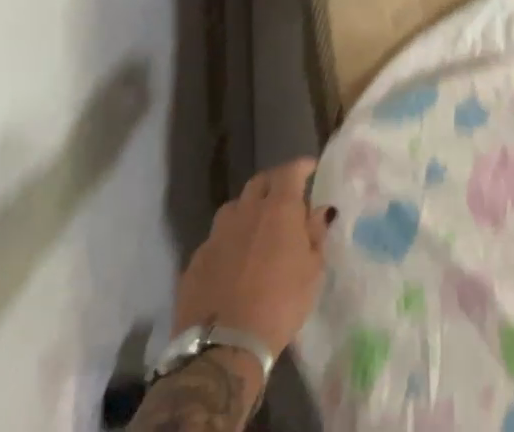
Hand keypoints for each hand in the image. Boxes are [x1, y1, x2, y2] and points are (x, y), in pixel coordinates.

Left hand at [174, 157, 335, 357]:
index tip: (311, 169)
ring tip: (259, 226)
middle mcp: (244, 214)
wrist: (224, 346)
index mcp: (278, 211)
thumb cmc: (282, 303)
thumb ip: (315, 235)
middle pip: (258, 183)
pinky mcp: (195, 262)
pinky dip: (230, 240)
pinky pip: (216, 239)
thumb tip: (318, 211)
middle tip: (288, 195)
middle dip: (274, 183)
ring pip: (233, 208)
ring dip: (249, 209)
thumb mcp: (313, 270)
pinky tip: (237, 259)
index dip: (301, 167)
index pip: (289, 172)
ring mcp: (215, 237)